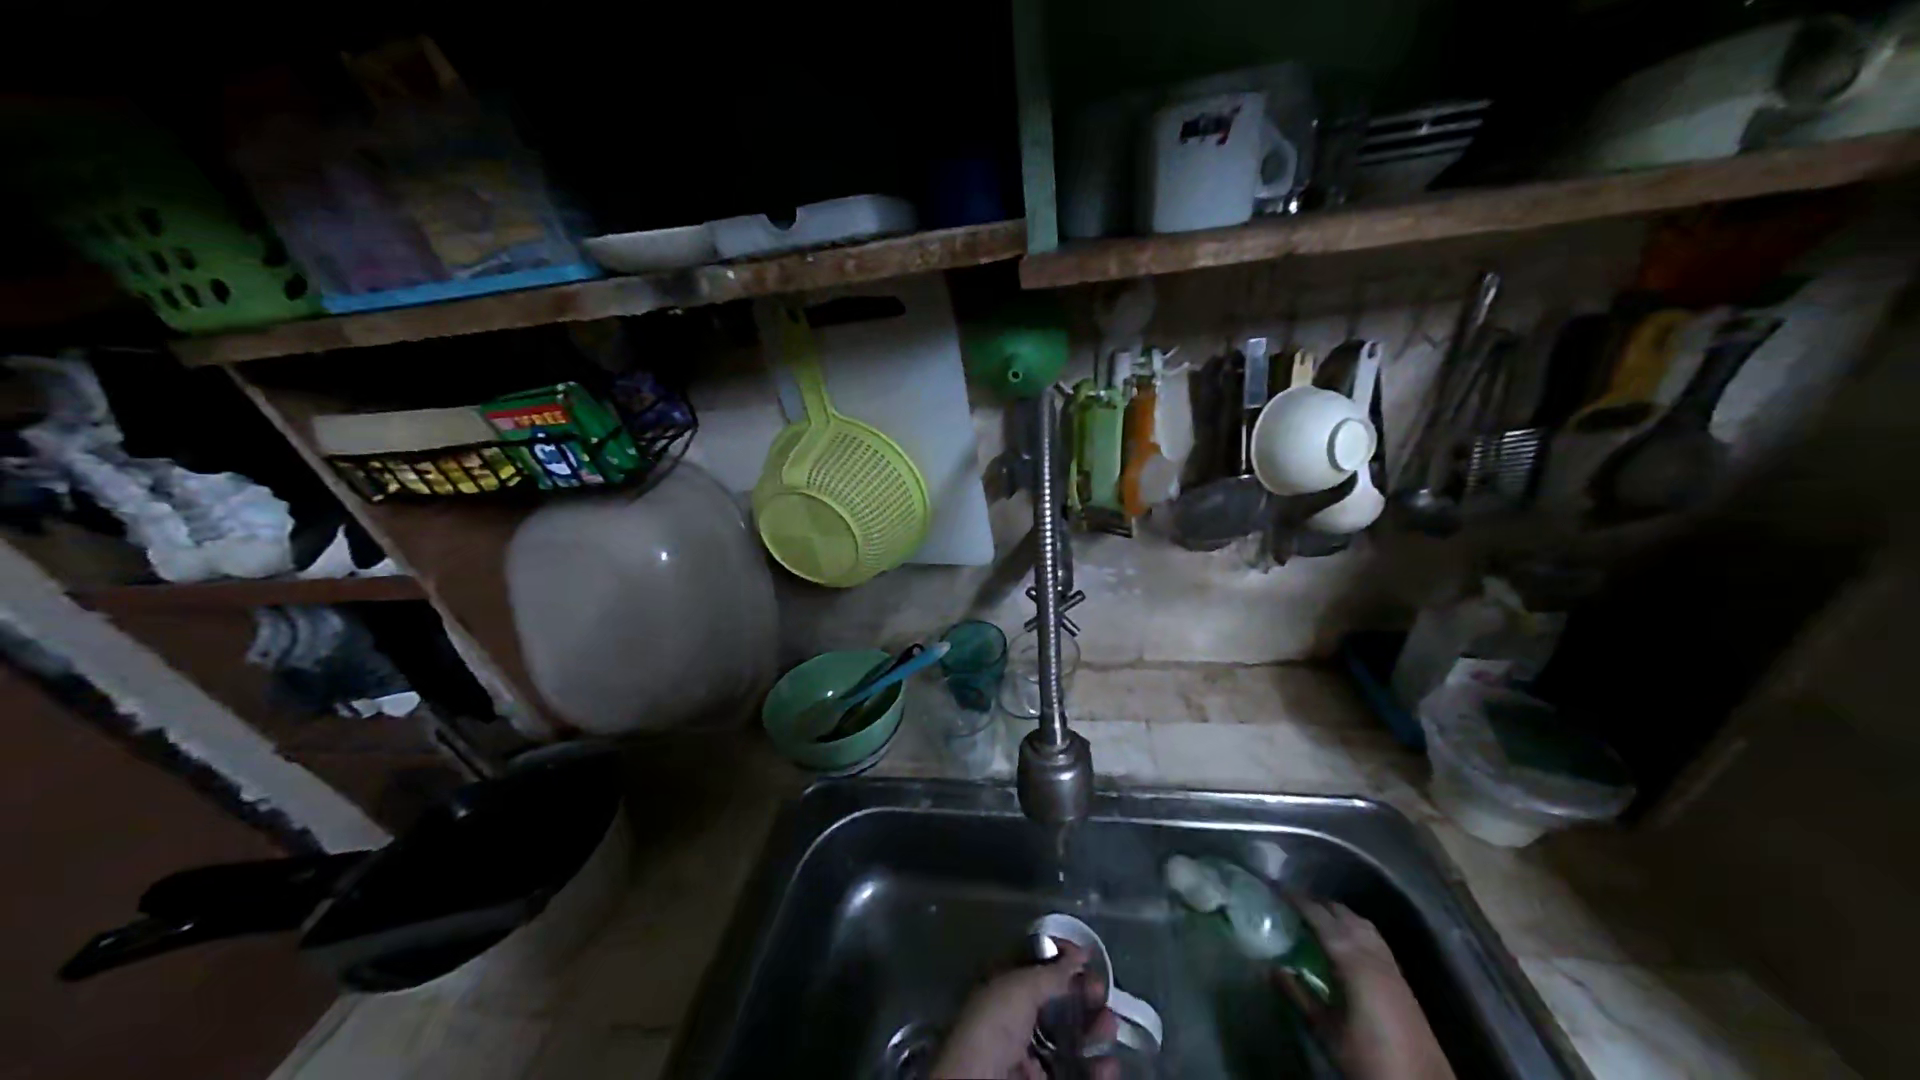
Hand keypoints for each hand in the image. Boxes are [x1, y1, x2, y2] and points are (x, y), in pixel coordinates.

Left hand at [931, 940, 1119, 1079]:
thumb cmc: (994, 1026)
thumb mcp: (1020, 988)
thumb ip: (1052, 972)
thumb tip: (1081, 953)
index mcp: (1002, 989)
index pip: (1034, 966)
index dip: (1059, 957)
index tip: (1084, 955)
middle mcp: (1014, 1020)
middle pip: (1055, 1003)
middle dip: (1082, 995)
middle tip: (1101, 991)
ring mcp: (1028, 1056)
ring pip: (1068, 1039)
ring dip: (1093, 1031)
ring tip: (1110, 1024)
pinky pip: (1073, 1073)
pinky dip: (1095, 1070)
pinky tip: (1109, 1065)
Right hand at [1282, 900, 1456, 1079]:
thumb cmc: (1369, 1057)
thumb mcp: (1327, 1031)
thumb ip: (1299, 996)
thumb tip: (1273, 969)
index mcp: (1351, 959)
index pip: (1319, 916)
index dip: (1297, 900)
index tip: (1276, 889)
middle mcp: (1371, 953)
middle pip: (1342, 914)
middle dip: (1316, 903)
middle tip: (1291, 903)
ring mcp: (1390, 964)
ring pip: (1361, 923)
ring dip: (1338, 914)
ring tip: (1315, 917)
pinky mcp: (1400, 978)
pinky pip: (1373, 937)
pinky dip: (1354, 928)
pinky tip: (1345, 941)